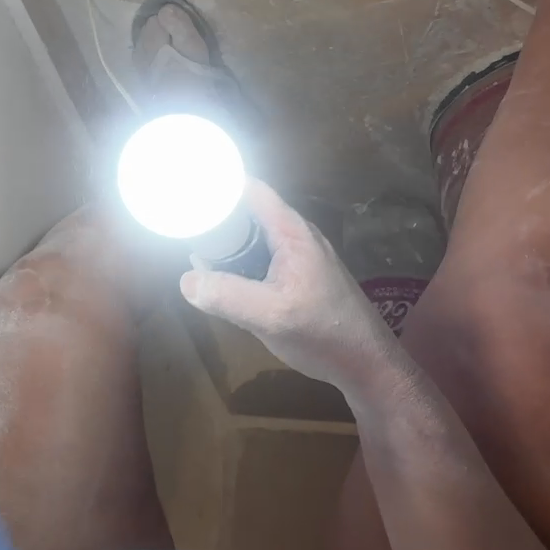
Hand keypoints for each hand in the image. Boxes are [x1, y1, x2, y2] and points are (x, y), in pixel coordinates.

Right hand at [179, 181, 400, 388]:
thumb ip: (227, 296)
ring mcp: (297, 257)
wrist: (369, 368)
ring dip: (224, 239)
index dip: (219, 181)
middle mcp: (295, 236)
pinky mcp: (297, 277)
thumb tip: (185, 280)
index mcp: (292, 232)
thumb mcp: (271, 316)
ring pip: (252, 235)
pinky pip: (259, 256)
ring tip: (191, 243)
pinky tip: (218, 274)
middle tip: (181, 217)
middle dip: (215, 211)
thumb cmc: (325, 335)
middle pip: (247, 209)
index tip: (188, 182)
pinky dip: (236, 258)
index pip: (251, 189)